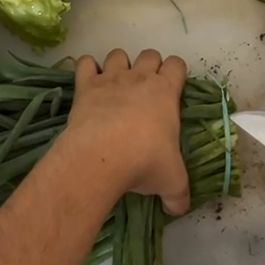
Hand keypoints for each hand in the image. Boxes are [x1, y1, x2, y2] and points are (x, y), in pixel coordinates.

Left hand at [57, 49, 190, 215]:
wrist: (102, 156)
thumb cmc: (145, 162)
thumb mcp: (172, 181)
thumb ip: (178, 194)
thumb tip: (179, 210)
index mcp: (166, 92)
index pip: (177, 65)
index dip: (176, 73)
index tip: (172, 89)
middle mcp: (140, 78)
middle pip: (149, 54)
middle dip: (149, 66)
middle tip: (146, 91)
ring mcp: (111, 79)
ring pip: (118, 54)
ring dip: (118, 65)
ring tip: (116, 85)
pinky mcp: (86, 86)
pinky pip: (85, 63)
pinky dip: (87, 69)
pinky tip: (88, 83)